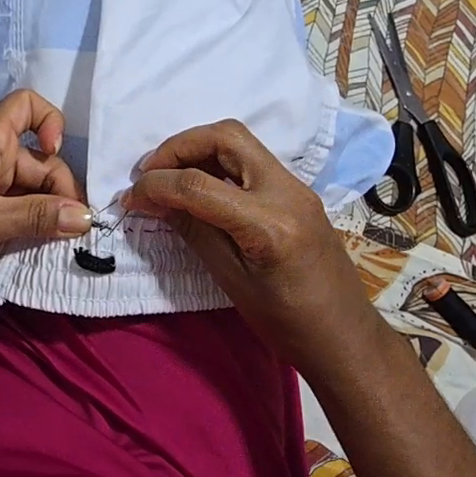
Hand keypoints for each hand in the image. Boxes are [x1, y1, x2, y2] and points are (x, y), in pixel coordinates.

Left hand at [0, 89, 90, 309]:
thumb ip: (37, 217)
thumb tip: (87, 217)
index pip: (27, 106)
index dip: (50, 122)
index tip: (55, 157)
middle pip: (35, 158)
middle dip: (57, 188)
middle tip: (72, 228)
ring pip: (21, 187)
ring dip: (41, 211)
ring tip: (58, 243)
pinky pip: (3, 207)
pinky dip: (19, 222)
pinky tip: (31, 247)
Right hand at [125, 120, 374, 368]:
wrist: (345, 340)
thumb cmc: (287, 324)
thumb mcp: (231, 281)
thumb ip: (192, 230)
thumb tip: (151, 201)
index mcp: (269, 224)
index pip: (198, 184)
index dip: (157, 185)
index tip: (130, 197)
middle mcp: (286, 192)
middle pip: (226, 136)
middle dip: (180, 146)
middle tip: (151, 173)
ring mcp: (296, 188)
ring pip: (239, 142)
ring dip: (198, 150)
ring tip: (168, 177)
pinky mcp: (296, 193)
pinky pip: (250, 161)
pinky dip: (217, 163)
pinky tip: (197, 187)